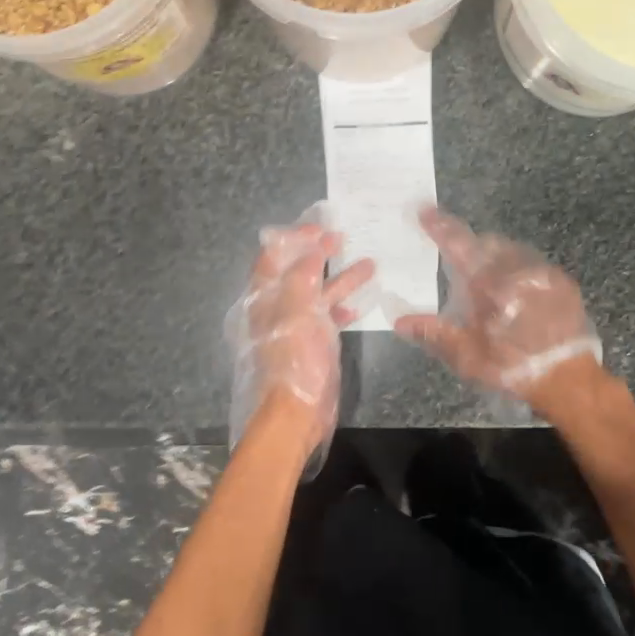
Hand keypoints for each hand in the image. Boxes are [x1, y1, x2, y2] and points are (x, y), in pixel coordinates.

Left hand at [226, 216, 375, 457]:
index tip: (321, 226)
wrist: (297, 409)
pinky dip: (341, 309)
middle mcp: (276, 308)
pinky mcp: (310, 346)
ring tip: (369, 265)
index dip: (295, 237)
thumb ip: (303, 275)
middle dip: (319, 253)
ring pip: (316, 295)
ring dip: (340, 279)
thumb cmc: (294, 357)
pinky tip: (359, 306)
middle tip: (343, 238)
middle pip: (296, 271)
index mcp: (264, 297)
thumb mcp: (299, 310)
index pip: (273, 255)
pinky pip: (326, 319)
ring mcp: (294, 328)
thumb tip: (311, 250)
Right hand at [394, 208, 602, 405]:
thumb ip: (434, 334)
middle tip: (457, 262)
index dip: (439, 226)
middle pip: (488, 243)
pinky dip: (518, 271)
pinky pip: (534, 265)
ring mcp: (544, 273)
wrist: (569, 380)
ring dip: (495, 258)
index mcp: (490, 283)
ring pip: (513, 251)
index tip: (425, 211)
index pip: (459, 244)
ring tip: (486, 281)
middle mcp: (518, 269)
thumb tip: (400, 320)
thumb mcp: (467, 358)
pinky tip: (516, 293)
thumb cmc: (513, 369)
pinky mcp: (564, 284)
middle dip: (470, 246)